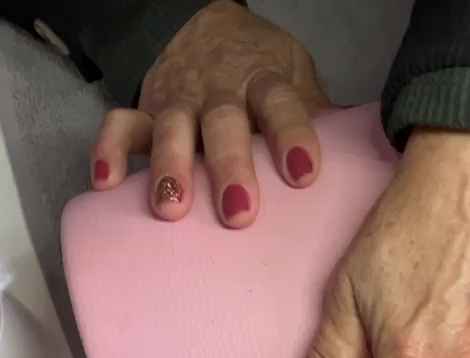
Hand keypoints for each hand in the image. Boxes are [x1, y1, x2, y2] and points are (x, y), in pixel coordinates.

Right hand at [90, 0, 330, 225]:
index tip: (303, 173)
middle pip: (224, 125)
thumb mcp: (297, 87)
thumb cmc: (265, 79)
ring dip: (170, 169)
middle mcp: (221, 93)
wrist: (211, 31)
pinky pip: (121, 126)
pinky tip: (105, 182)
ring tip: (171, 210)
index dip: (291, 135)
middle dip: (230, 168)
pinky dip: (109, 150)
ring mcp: (179, 102)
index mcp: (265, 83)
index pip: (281, 104)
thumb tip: (365, 170)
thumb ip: (318, 124)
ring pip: (172, 129)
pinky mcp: (145, 112)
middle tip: (238, 215)